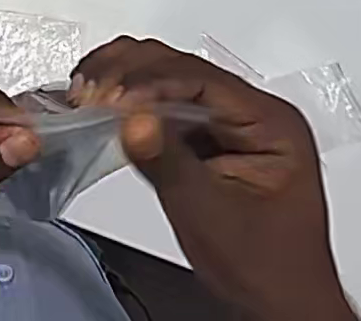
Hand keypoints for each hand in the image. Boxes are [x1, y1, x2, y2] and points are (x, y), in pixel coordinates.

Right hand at [74, 37, 355, 320]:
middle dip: (125, 73)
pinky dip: (121, 88)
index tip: (110, 99)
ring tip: (84, 92)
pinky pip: (154, 87)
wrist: (276, 304)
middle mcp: (248, 106)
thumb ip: (170, 164)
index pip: (199, 79)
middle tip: (87, 93)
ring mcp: (223, 110)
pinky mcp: (198, 120)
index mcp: (270, 122)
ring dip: (117, 74)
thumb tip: (133, 120)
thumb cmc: (263, 269)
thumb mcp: (212, 218)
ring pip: (160, 66)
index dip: (148, 83)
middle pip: (175, 64)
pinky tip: (97, 98)